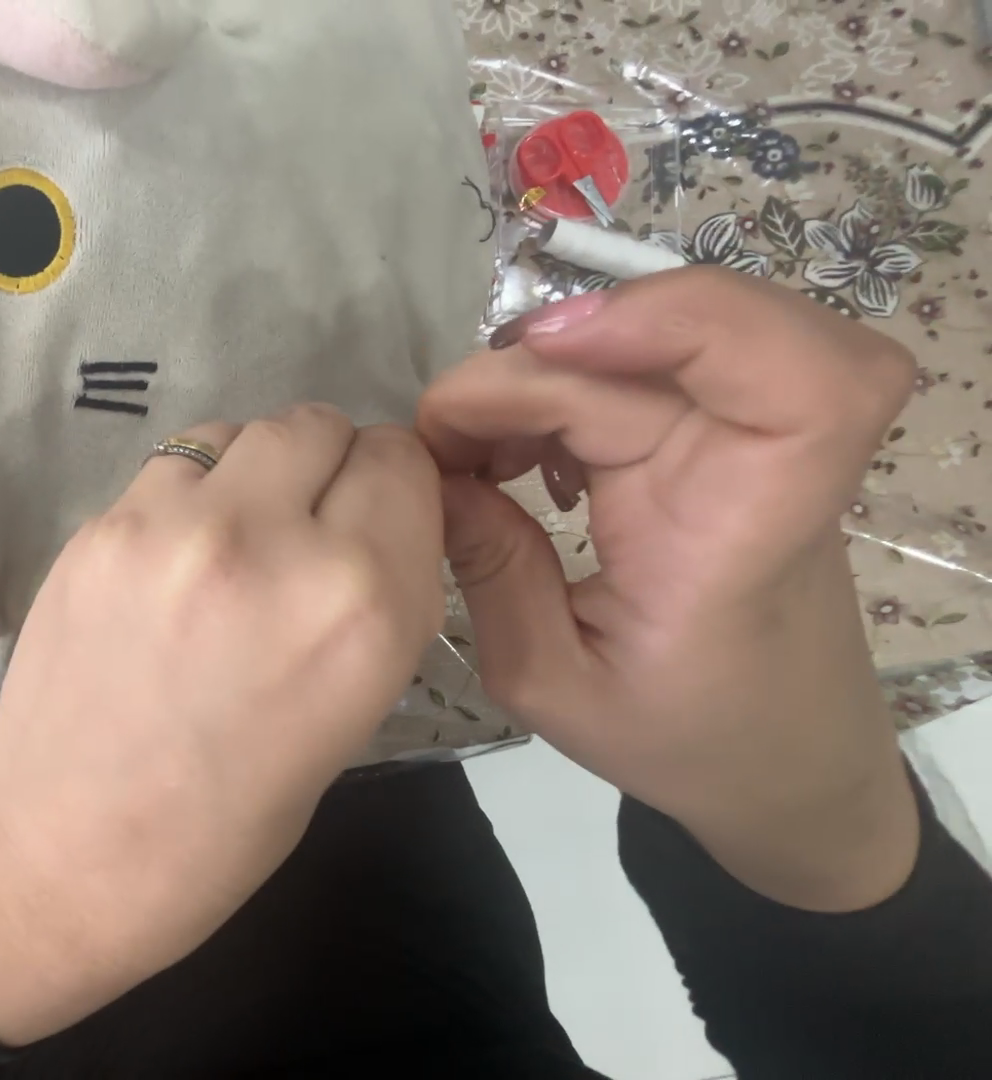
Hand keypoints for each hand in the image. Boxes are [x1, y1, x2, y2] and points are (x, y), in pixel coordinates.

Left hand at [0, 406, 445, 1045]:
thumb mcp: (346, 715)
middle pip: (318, 426)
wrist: (64, 845)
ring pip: (238, 432)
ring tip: (230, 535)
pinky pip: (167, 465)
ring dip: (250, 470)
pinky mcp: (96, 528)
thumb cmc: (222, 822)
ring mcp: (167, 528)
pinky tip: (168, 553)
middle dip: (324, 466)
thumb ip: (369, 601)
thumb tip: (367, 523)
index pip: (400, 465)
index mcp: (359, 608)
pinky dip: (185, 491)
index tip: (371, 515)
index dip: (389, 487)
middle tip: (299, 523)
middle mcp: (267, 544)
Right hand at [418, 268, 919, 913]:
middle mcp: (749, 475)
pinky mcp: (699, 455)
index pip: (800, 385)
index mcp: (737, 540)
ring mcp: (729, 456)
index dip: (687, 321)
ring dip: (526, 383)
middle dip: (522, 376)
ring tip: (456, 446)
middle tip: (433, 441)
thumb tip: (430, 475)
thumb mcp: (545, 680)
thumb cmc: (674, 738)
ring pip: (641, 356)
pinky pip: (625, 386)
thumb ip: (490, 573)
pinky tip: (501, 450)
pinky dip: (545, 398)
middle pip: (664, 357)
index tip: (547, 344)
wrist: (771, 759)